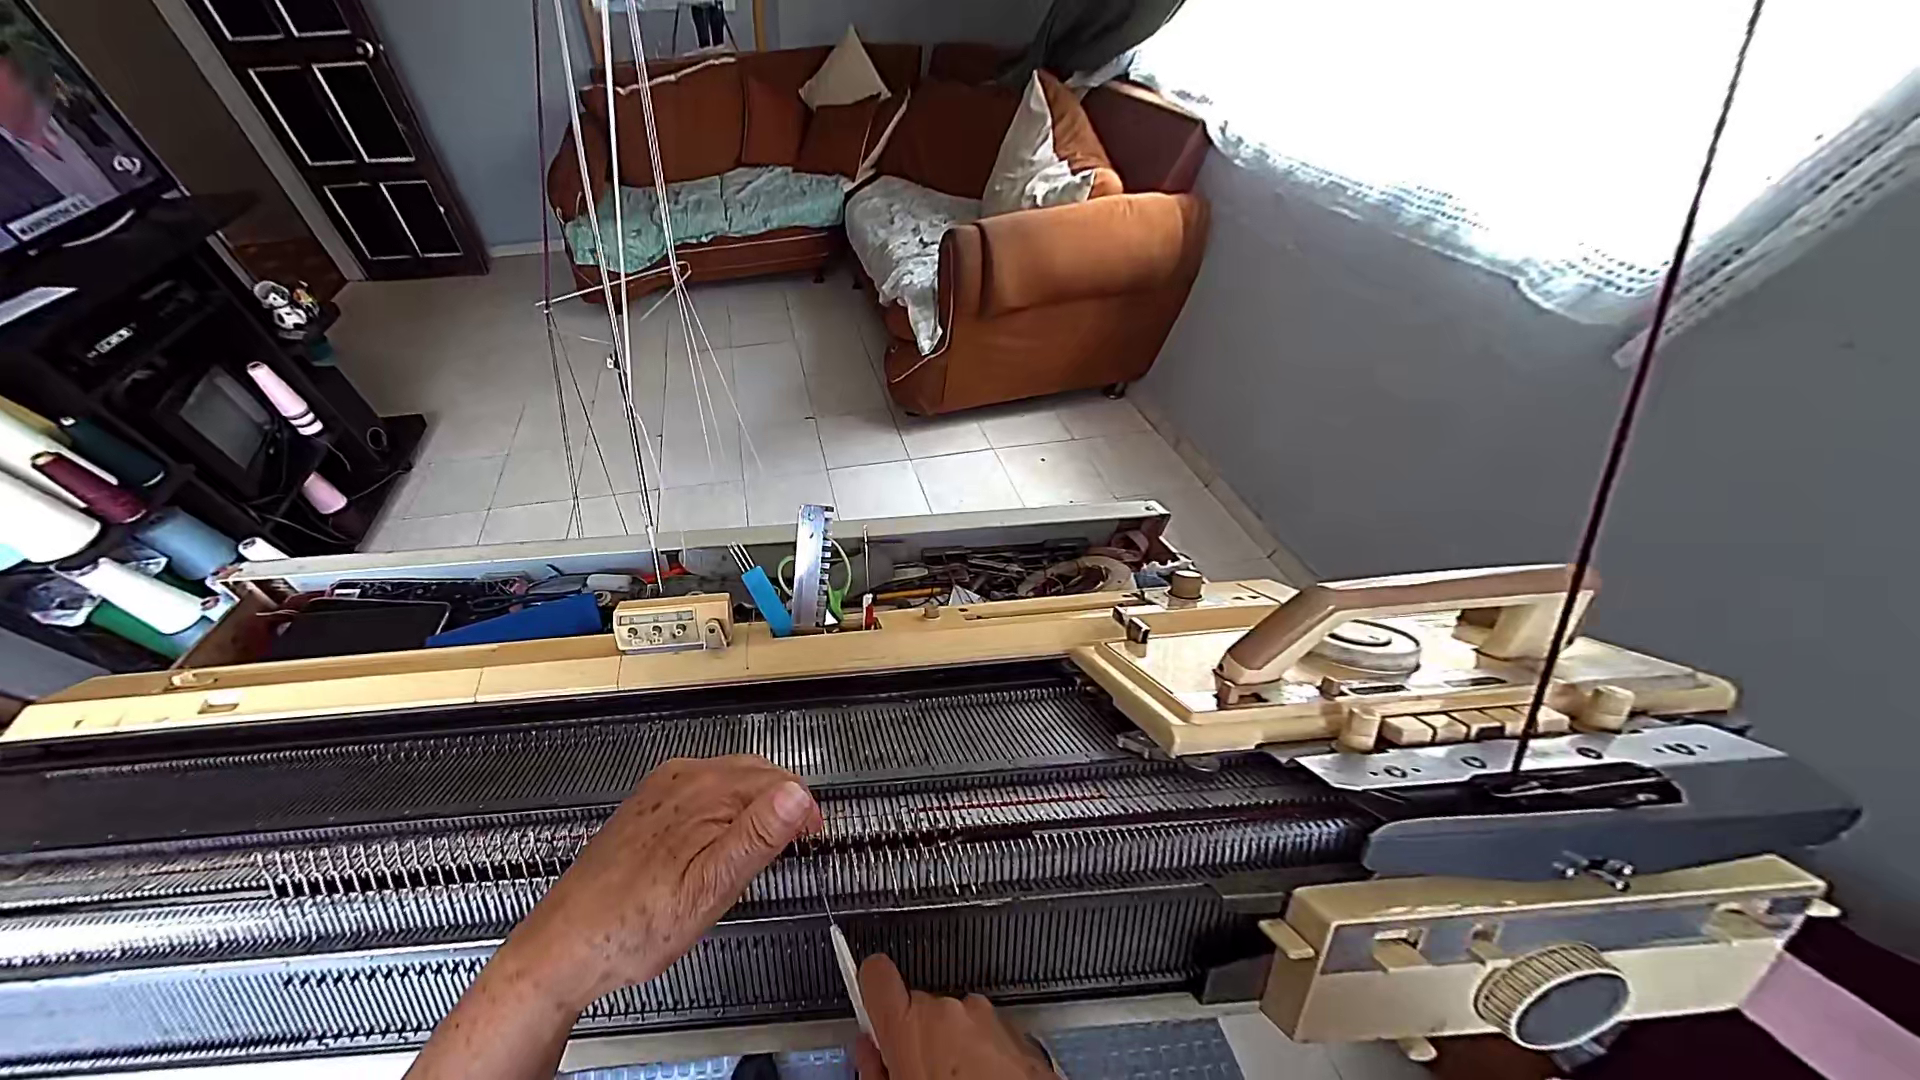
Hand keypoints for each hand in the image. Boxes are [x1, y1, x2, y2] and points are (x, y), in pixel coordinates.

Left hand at [495, 755, 821, 1010]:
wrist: (561, 948)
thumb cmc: (631, 928)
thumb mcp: (710, 890)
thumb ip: (757, 837)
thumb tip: (796, 795)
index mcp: (706, 792)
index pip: (780, 783)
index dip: (802, 811)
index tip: (809, 838)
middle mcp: (685, 777)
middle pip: (759, 774)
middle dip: (782, 805)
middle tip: (790, 845)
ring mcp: (665, 786)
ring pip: (734, 779)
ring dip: (756, 805)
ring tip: (759, 846)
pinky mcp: (651, 801)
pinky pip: (706, 788)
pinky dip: (726, 807)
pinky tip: (719, 840)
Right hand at [853, 954, 1057, 1079]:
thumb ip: (876, 1072)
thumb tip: (869, 1052)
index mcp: (911, 1025)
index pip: (876, 974)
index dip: (870, 985)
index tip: (869, 997)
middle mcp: (948, 1009)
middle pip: (918, 1007)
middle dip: (916, 1037)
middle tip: (916, 1076)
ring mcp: (985, 1016)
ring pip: (954, 1022)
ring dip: (951, 1048)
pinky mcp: (1014, 1030)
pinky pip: (984, 1033)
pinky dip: (981, 1054)